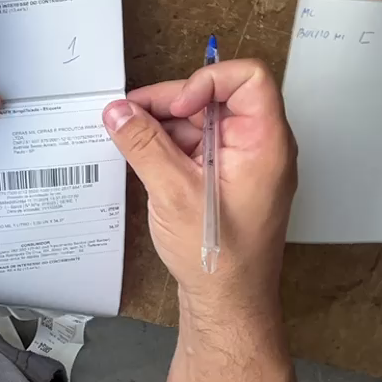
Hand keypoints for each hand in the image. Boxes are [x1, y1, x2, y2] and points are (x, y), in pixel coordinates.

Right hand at [104, 60, 307, 381]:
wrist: (227, 303)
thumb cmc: (218, 255)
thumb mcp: (173, 192)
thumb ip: (144, 145)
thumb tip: (117, 110)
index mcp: (264, 143)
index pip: (247, 78)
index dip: (206, 81)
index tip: (175, 108)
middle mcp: (257, 146)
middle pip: (217, 96)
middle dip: (171, 101)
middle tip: (129, 116)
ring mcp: (239, 162)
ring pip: (201, 120)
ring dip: (162, 123)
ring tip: (127, 138)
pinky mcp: (222, 178)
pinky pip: (195, 145)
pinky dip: (166, 144)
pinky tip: (139, 156)